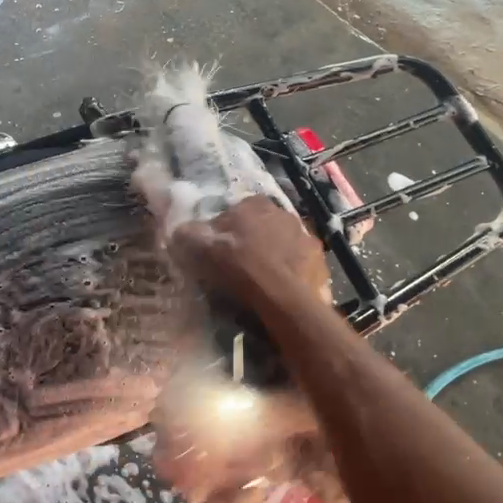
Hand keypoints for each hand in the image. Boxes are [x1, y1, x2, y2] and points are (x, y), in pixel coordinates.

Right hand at [169, 195, 328, 313]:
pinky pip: (300, 262)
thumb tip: (179, 229)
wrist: (283, 299)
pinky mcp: (322, 262)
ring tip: (261, 276)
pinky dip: (290, 270)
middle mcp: (285, 213)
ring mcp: (307, 238)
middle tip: (239, 259)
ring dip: (273, 253)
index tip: (218, 244)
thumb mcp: (200, 247)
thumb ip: (187, 232)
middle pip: (263, 223)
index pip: (237, 208)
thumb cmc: (239, 265)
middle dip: (253, 237)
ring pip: (283, 242)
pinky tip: (279, 287)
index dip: (226, 225)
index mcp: (255, 203)